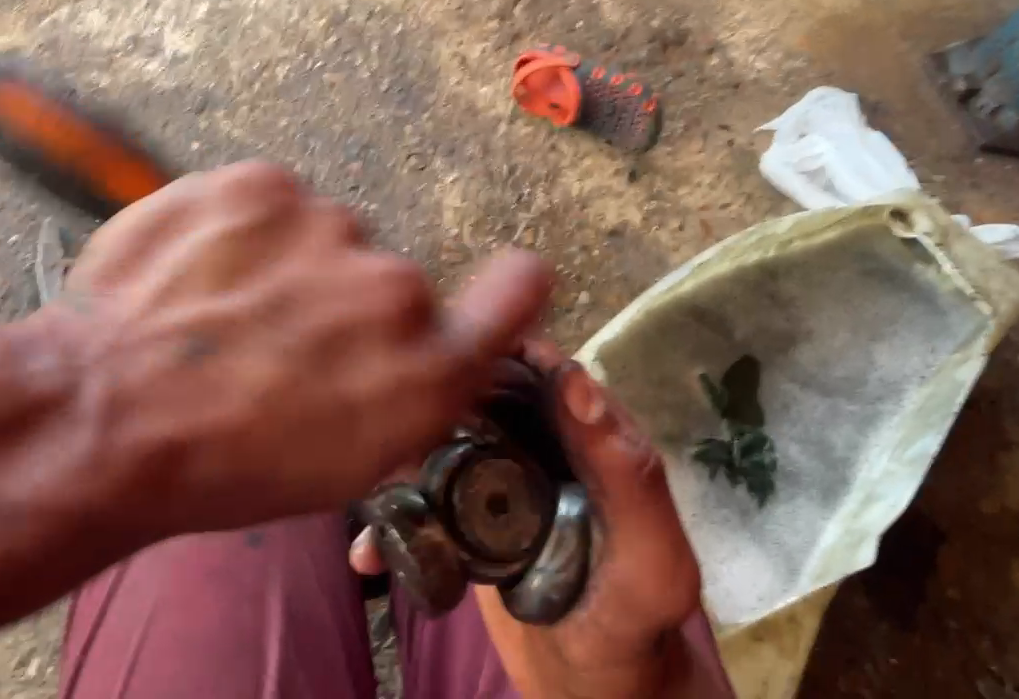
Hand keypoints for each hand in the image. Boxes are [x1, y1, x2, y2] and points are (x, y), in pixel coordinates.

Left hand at [58, 161, 552, 538]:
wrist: (104, 415)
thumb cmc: (215, 462)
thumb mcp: (336, 464)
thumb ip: (398, 394)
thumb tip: (405, 349)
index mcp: (421, 374)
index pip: (515, 297)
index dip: (513, 283)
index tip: (514, 272)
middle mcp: (394, 292)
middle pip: (384, 273)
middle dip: (339, 297)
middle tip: (269, 335)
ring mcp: (328, 227)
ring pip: (321, 231)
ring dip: (285, 257)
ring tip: (220, 307)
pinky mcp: (262, 184)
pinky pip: (269, 199)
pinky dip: (239, 226)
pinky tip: (199, 270)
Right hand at [352, 337, 730, 698]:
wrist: (597, 690)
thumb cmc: (636, 625)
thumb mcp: (650, 559)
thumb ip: (627, 475)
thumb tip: (574, 378)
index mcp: (586, 434)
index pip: (534, 365)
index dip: (488, 352)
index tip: (437, 358)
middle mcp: (539, 442)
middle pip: (474, 395)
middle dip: (429, 401)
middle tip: (389, 431)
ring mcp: (497, 480)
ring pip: (439, 442)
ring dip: (398, 460)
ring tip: (370, 490)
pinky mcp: (466, 519)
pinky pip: (422, 501)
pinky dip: (392, 520)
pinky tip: (368, 552)